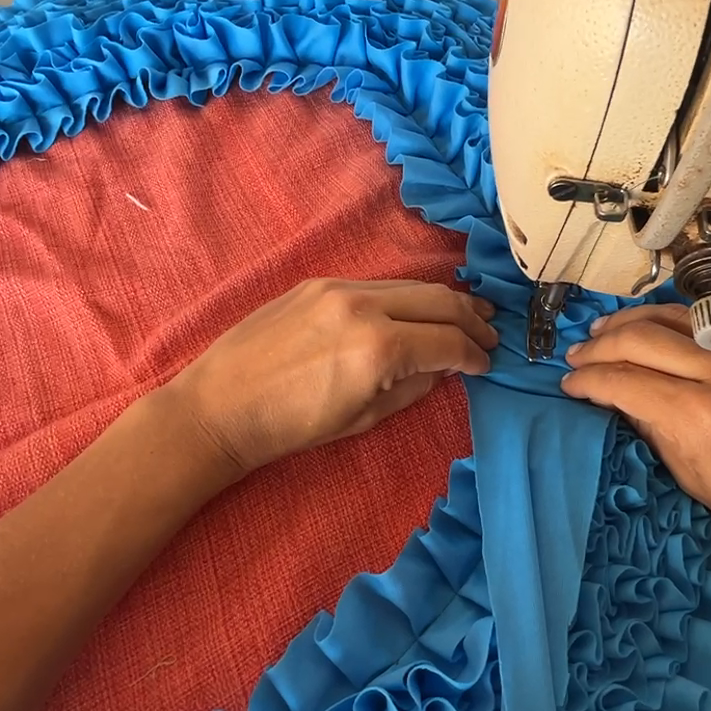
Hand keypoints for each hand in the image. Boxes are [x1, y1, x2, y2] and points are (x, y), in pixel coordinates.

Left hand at [160, 278, 496, 481]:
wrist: (220, 405)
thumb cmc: (291, 428)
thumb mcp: (363, 419)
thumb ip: (413, 388)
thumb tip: (442, 368)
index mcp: (378, 349)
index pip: (447, 341)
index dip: (475, 355)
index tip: (487, 364)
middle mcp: (364, 306)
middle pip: (439, 300)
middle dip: (471, 319)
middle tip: (490, 335)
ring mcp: (339, 288)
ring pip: (411, 284)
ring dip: (443, 301)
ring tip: (464, 316)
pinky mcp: (318, 282)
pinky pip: (378, 284)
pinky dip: (405, 296)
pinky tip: (413, 310)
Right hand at [560, 305, 710, 578]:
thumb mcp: (696, 482)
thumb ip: (653, 429)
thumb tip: (619, 398)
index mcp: (703, 418)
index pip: (624, 381)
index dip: (587, 381)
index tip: (569, 384)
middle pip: (642, 338)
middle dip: (599, 345)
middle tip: (577, 355)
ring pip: (678, 317)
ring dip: (633, 321)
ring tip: (607, 331)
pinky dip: (680, 329)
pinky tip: (665, 338)